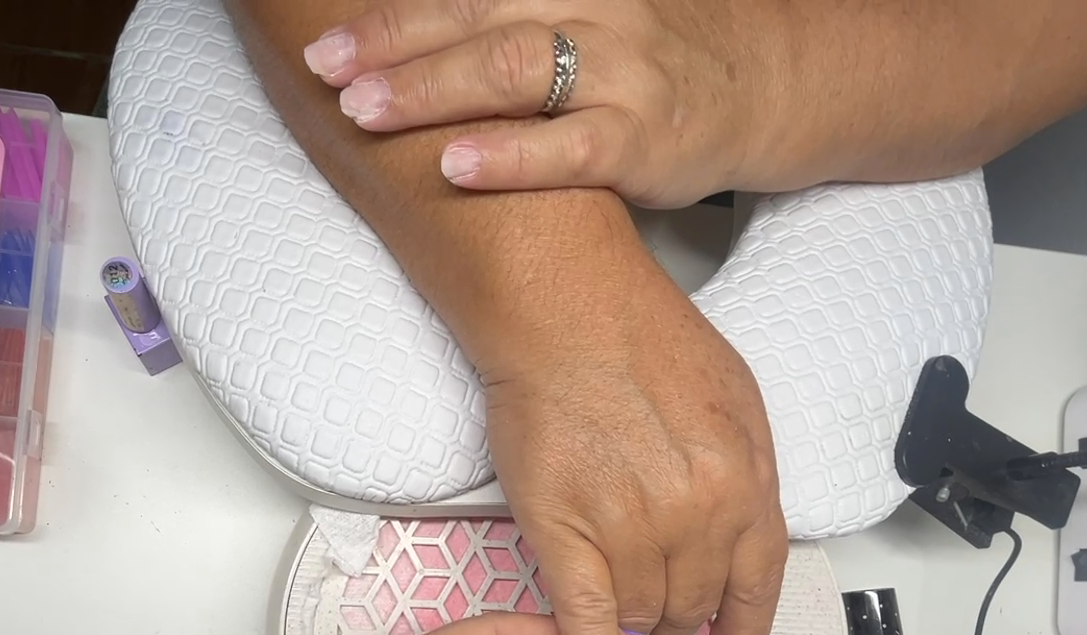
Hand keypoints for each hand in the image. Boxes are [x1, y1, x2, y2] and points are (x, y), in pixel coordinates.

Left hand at [301, 0, 790, 207]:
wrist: (758, 85)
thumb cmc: (650, 57)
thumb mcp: (583, 13)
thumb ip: (514, 16)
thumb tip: (433, 28)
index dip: (394, 9)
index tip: (330, 33)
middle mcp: (589, 10)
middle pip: (474, 15)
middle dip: (391, 41)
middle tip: (327, 68)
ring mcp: (618, 72)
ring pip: (512, 69)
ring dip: (431, 89)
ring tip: (365, 111)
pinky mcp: (642, 138)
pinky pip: (569, 147)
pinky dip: (509, 157)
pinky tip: (455, 167)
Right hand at [481, 261, 787, 634]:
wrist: (565, 318)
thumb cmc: (645, 341)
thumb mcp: (732, 399)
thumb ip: (742, 471)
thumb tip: (730, 528)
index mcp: (746, 484)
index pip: (755, 583)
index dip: (740, 621)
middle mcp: (696, 519)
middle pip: (692, 603)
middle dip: (680, 623)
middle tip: (661, 628)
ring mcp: (629, 532)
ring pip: (639, 614)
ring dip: (635, 631)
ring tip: (624, 630)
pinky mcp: (564, 537)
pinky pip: (585, 618)